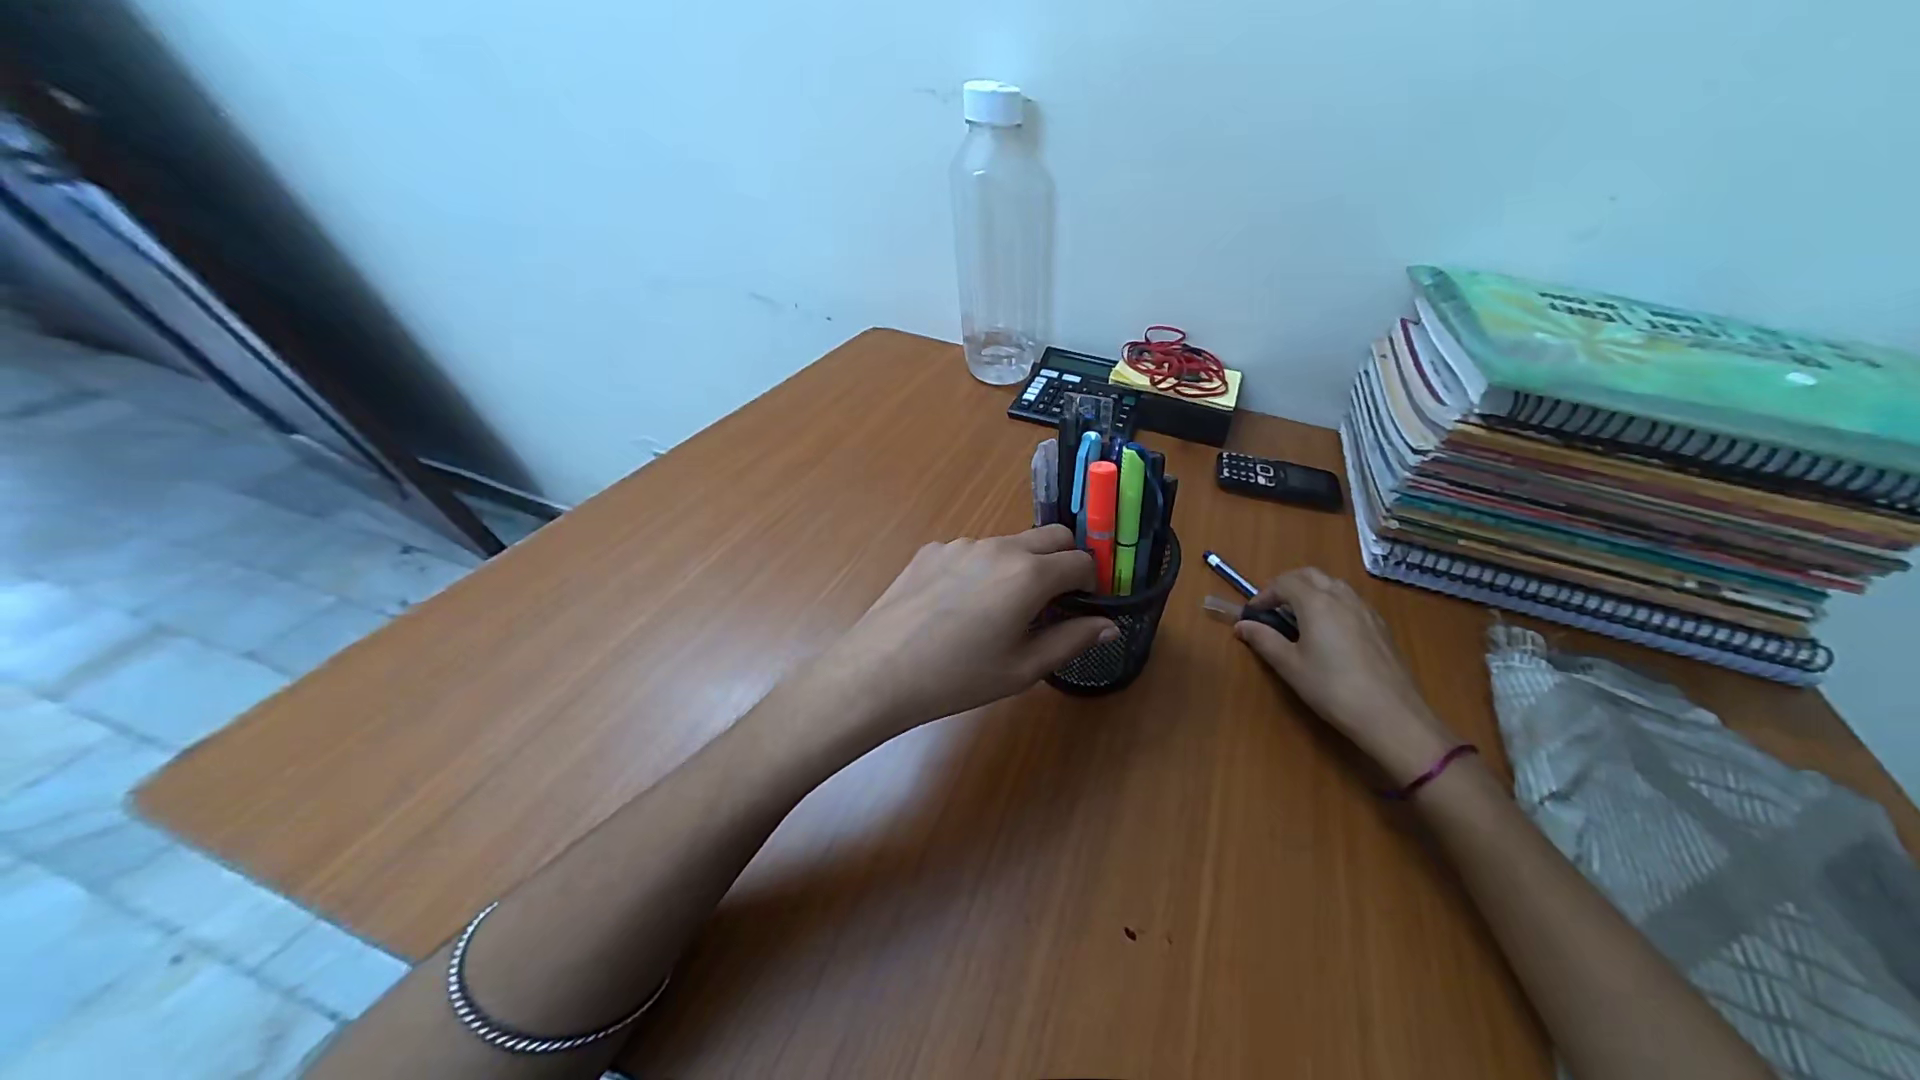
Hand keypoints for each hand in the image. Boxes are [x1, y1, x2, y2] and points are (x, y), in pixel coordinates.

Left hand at [815, 525, 1117, 735]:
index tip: (1086, 605)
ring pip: (1010, 544)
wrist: (877, 671)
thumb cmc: (958, 677)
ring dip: (1022, 565)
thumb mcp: (1023, 667)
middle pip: (1051, 536)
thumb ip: (1072, 640)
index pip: (1081, 560)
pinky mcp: (931, 551)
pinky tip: (960, 608)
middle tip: (1055, 602)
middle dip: (1064, 561)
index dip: (1092, 582)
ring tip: (1001, 611)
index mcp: (1029, 573)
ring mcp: (960, 544)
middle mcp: (998, 546)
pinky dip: (984, 570)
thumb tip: (1109, 625)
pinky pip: (973, 552)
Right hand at [1234, 568, 1459, 784]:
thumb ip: (1263, 640)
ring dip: (1311, 591)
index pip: (1284, 583)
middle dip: (1287, 585)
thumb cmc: (1332, 688)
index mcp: (1316, 603)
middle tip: (1272, 608)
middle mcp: (1342, 597)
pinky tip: (1329, 632)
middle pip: (1310, 575)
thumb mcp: (1289, 666)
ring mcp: (1366, 610)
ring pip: (1333, 585)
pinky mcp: (1381, 626)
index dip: (1264, 594)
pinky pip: (1350, 601)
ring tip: (1298, 618)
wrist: (1391, 715)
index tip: (1253, 614)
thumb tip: (1242, 625)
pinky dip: (1332, 603)